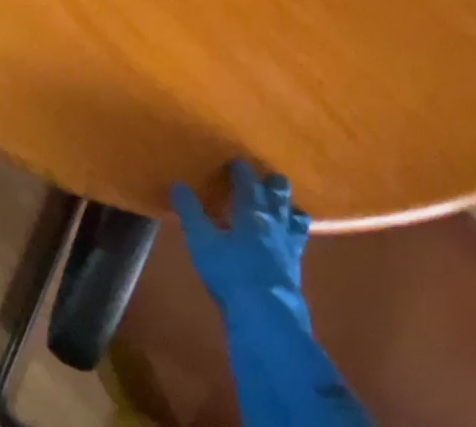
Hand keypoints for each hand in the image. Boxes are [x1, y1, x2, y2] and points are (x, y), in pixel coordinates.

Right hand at [170, 160, 311, 316]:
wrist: (267, 314)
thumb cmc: (230, 270)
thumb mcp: (201, 239)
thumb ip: (190, 211)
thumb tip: (178, 184)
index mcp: (251, 212)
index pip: (248, 183)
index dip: (242, 170)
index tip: (237, 161)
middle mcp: (275, 224)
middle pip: (279, 197)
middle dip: (274, 185)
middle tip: (270, 177)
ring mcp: (289, 248)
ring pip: (295, 220)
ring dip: (290, 211)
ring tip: (289, 208)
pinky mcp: (295, 271)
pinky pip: (297, 245)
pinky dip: (293, 237)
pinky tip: (288, 244)